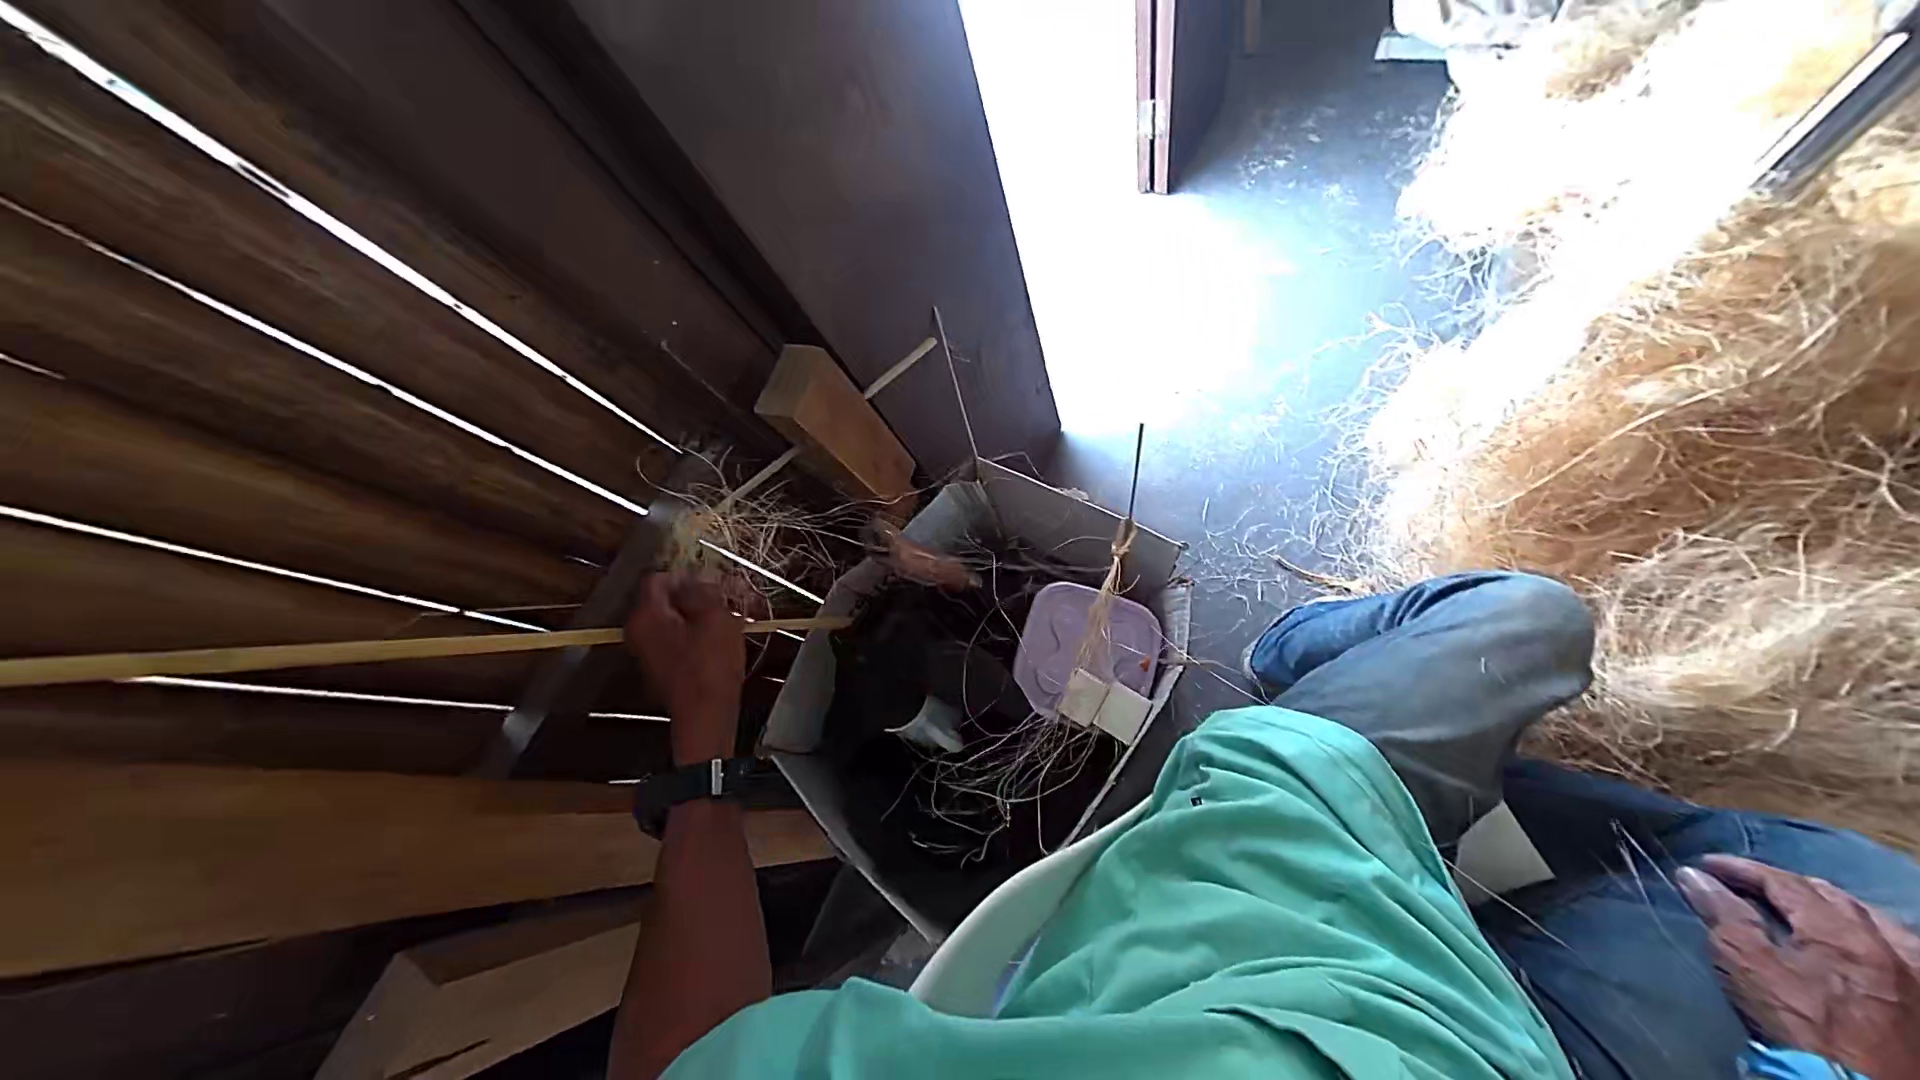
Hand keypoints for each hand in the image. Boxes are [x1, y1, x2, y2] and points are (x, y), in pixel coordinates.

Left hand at [626, 572, 744, 765]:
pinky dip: (699, 632)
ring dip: (702, 614)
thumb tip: (697, 577)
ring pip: (675, 619)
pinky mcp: (664, 667)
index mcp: (646, 616)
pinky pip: (679, 639)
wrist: (706, 715)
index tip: (714, 580)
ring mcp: (649, 651)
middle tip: (727, 597)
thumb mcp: (714, 618)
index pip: (659, 579)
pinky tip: (723, 636)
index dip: (689, 574)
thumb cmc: (710, 665)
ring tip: (732, 616)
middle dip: (698, 595)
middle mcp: (639, 631)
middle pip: (666, 600)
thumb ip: (703, 590)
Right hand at [1677, 854, 1919, 1078]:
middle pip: (1835, 897)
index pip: (1784, 882)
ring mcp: (1918, 976)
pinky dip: (1873, 935)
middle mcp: (1889, 946)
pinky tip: (1860, 942)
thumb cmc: (1795, 1019)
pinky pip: (1906, 951)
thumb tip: (1695, 876)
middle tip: (1748, 883)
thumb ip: (1722, 912)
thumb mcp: (1743, 960)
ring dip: (1834, 907)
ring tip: (1803, 908)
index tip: (1705, 865)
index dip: (1741, 868)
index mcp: (1841, 933)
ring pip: (1879, 921)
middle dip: (1786, 884)